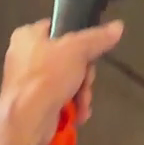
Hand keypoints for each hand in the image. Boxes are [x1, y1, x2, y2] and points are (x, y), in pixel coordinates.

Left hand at [0, 19, 124, 144]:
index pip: (59, 28)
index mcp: (28, 36)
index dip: (79, 39)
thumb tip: (118, 26)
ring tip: (82, 103)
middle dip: (84, 75)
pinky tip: (78, 113)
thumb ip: (98, 38)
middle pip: (68, 58)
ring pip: (66, 79)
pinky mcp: (33, 102)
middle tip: (86, 82)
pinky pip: (59, 97)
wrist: (27, 119)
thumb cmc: (48, 76)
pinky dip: (71, 105)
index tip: (91, 52)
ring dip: (81, 93)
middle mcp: (25, 55)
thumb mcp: (78, 50)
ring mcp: (28, 81)